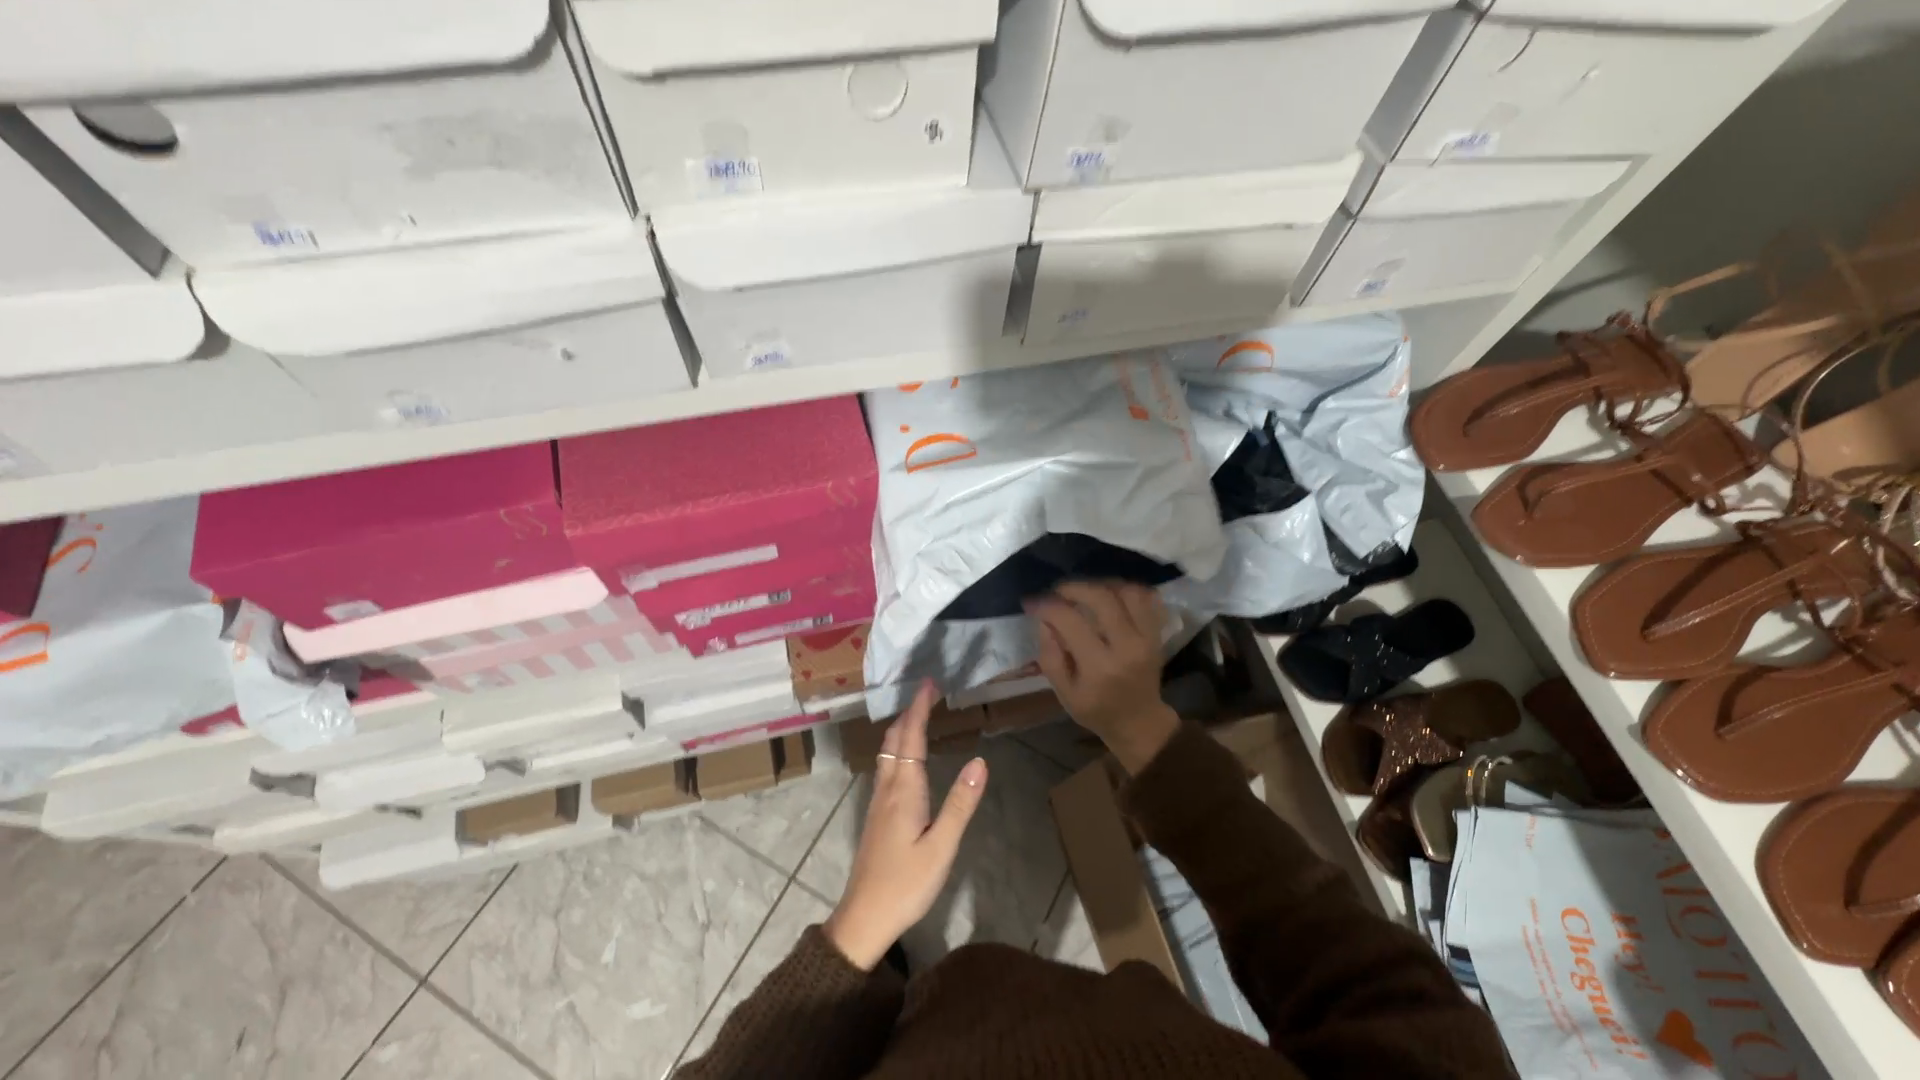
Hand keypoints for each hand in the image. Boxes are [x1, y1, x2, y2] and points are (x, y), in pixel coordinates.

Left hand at [823, 682, 988, 971]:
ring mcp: (877, 804)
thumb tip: (980, 761)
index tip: (929, 683)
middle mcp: (887, 790)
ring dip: (901, 730)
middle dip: (910, 713)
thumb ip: (960, 804)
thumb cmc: (906, 884)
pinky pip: (886, 770)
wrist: (864, 917)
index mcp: (904, 792)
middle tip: (927, 693)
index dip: (919, 709)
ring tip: (918, 716)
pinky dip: (897, 751)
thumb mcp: (941, 847)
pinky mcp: (876, 818)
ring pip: (886, 755)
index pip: (910, 738)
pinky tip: (904, 761)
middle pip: (894, 741)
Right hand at [1027, 582, 1180, 774]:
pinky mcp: (1157, 633)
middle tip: (1057, 591)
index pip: (1070, 621)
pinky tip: (1110, 596)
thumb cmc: (1097, 710)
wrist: (1139, 721)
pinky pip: (1147, 598)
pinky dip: (1127, 590)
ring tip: (1084, 593)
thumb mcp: (1064, 693)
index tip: (1032, 603)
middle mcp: (1127, 647)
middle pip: (1101, 597)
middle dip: (1073, 587)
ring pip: (1127, 591)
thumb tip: (1044, 620)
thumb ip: (1050, 656)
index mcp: (1099, 667)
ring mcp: (1147, 638)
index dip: (1047, 606)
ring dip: (1102, 585)